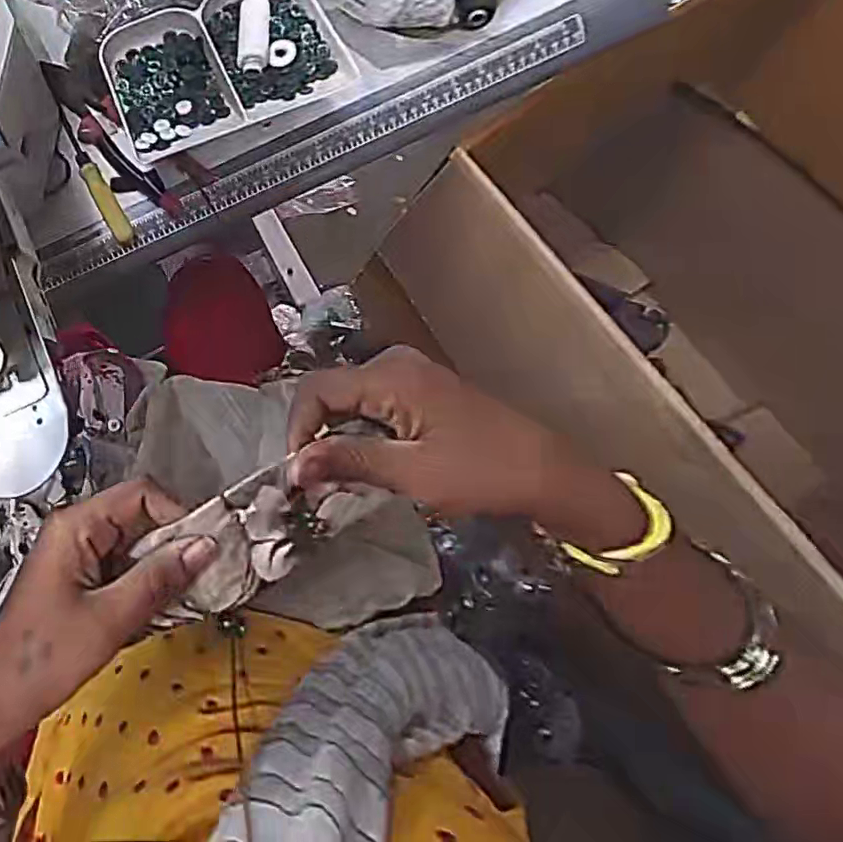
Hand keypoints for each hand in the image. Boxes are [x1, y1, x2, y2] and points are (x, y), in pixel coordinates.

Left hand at [0, 477, 215, 802]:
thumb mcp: (109, 618)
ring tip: (186, 596)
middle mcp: (75, 532)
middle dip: (174, 545)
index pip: (140, 495)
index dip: (177, 515)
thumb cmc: (38, 661)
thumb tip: (201, 547)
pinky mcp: (81, 579)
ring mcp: (78, 555)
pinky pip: (124, 569)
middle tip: (204, 575)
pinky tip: (161, 610)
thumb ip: (158, 578)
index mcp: (74, 526)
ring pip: (135, 546)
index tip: (205, 544)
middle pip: (140, 518)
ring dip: (163, 569)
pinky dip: (146, 586)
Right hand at [287, 346, 637, 545]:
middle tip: (317, 480)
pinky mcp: (417, 387)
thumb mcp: (412, 475)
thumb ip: (348, 462)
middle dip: (315, 435)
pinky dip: (357, 432)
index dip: (297, 428)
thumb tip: (292, 467)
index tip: (298, 472)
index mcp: (391, 375)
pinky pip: (368, 403)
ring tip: (339, 476)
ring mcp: (407, 372)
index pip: (316, 389)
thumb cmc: (484, 473)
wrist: (550, 474)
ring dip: (335, 436)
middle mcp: (393, 362)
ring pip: (346, 399)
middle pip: (329, 392)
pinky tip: (366, 461)